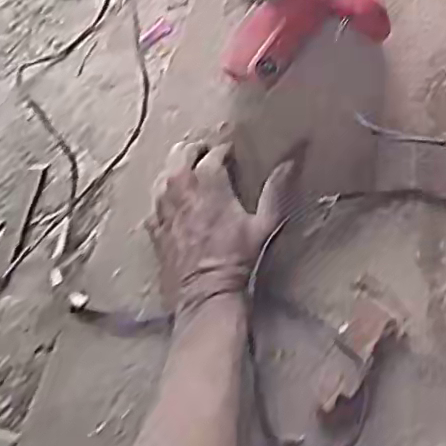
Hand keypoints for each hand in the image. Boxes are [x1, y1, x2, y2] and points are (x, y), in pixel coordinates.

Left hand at [145, 140, 298, 315]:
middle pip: (182, 154)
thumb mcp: (264, 223)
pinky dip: (164, 196)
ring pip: (164, 174)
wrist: (205, 295)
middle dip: (195, 150)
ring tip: (190, 172)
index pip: (215, 152)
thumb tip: (290, 162)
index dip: (225, 150)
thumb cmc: (237, 258)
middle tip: (208, 154)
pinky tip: (174, 201)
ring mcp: (164, 209)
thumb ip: (276, 189)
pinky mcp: (155, 229)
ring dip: (177, 168)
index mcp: (209, 182)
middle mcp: (182, 189)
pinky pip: (155, 202)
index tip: (232, 154)